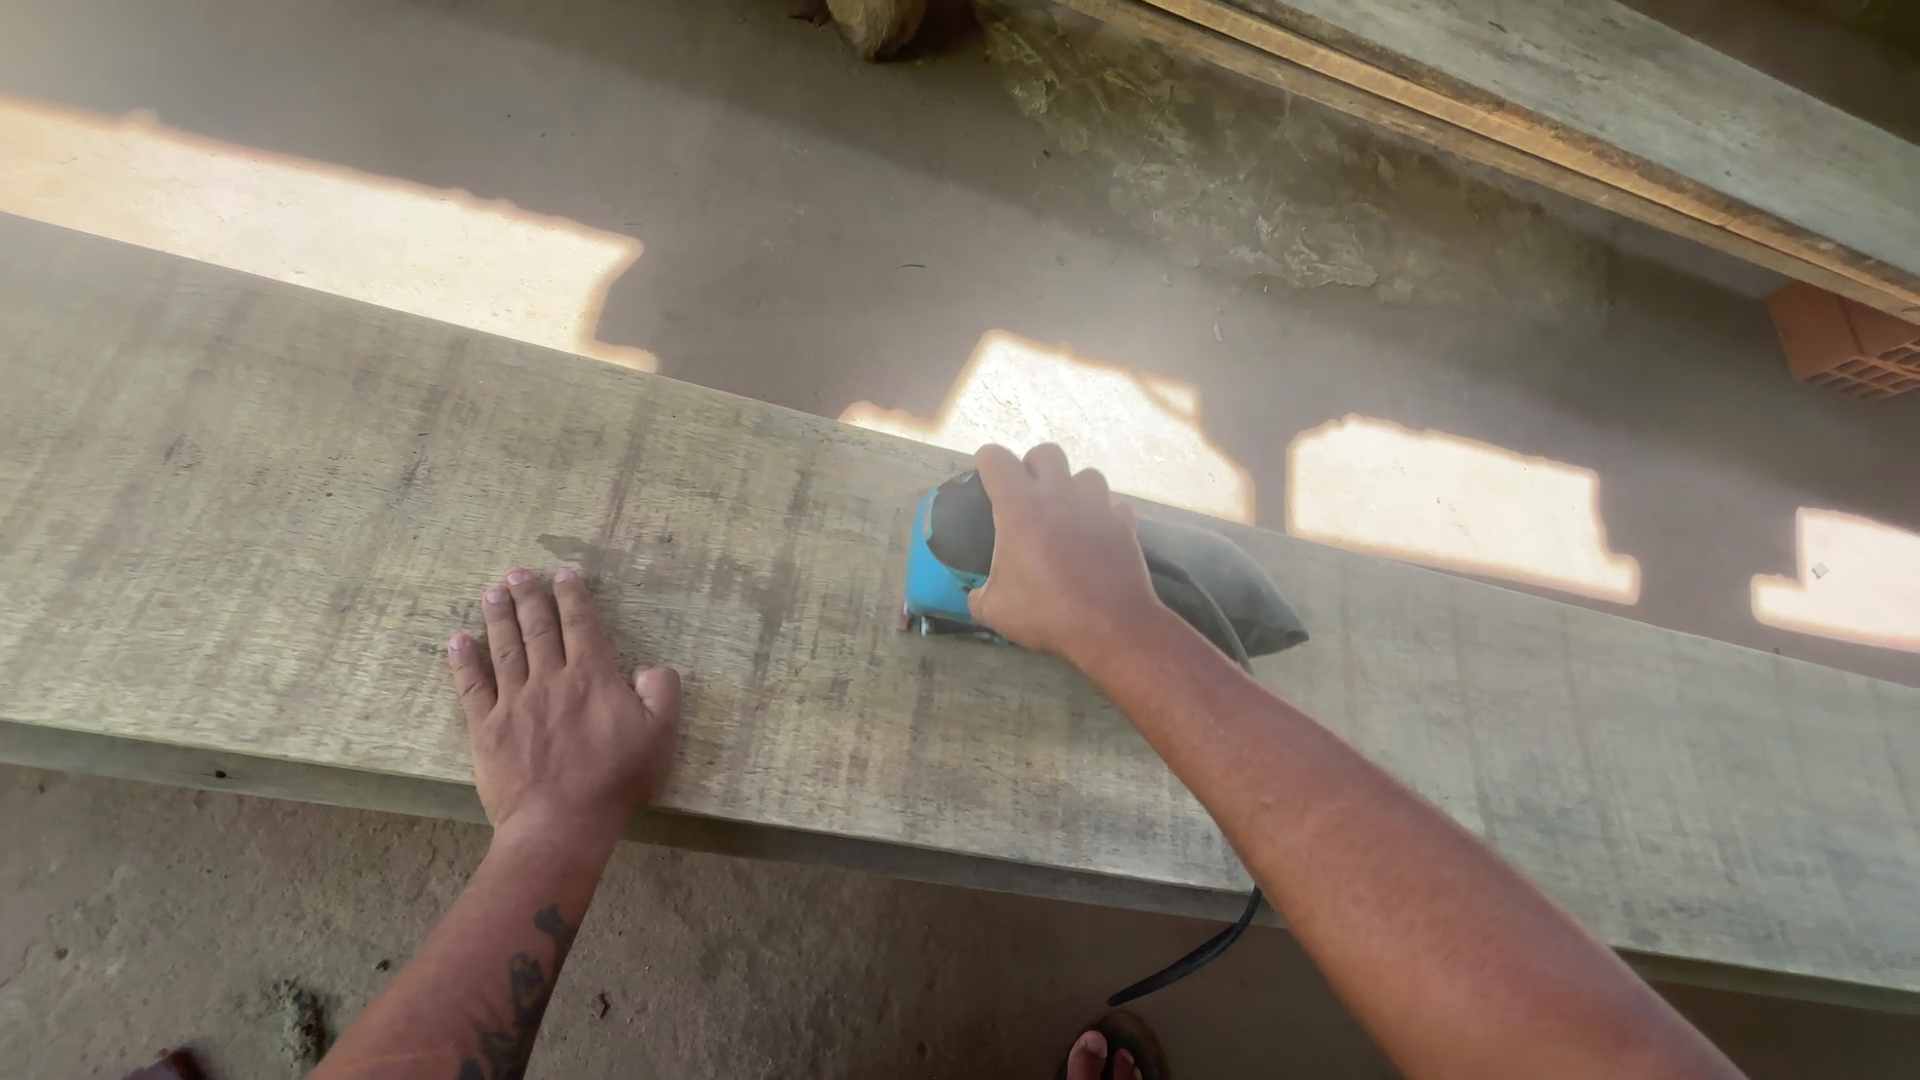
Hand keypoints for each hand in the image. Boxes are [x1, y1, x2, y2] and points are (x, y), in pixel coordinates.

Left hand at [446, 567, 679, 844]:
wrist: (562, 823)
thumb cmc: (617, 778)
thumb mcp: (661, 733)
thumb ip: (663, 690)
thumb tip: (650, 666)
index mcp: (593, 678)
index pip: (582, 626)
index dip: (573, 597)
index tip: (564, 575)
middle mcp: (551, 680)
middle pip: (539, 629)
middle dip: (529, 597)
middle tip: (518, 572)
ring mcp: (515, 703)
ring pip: (505, 649)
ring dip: (498, 617)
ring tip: (493, 591)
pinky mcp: (487, 729)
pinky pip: (472, 687)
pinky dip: (464, 661)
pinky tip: (458, 640)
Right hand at [966, 444, 1166, 667]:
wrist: (1110, 626)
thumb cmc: (1047, 613)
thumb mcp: (995, 611)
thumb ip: (979, 596)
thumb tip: (975, 596)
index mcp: (1020, 508)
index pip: (997, 460)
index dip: (987, 461)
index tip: (985, 473)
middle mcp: (1059, 495)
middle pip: (1046, 453)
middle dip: (1033, 466)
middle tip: (1027, 494)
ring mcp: (1096, 506)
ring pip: (1086, 475)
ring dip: (1073, 488)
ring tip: (1066, 514)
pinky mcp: (1123, 523)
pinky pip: (1113, 506)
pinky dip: (1103, 515)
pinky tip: (1096, 535)